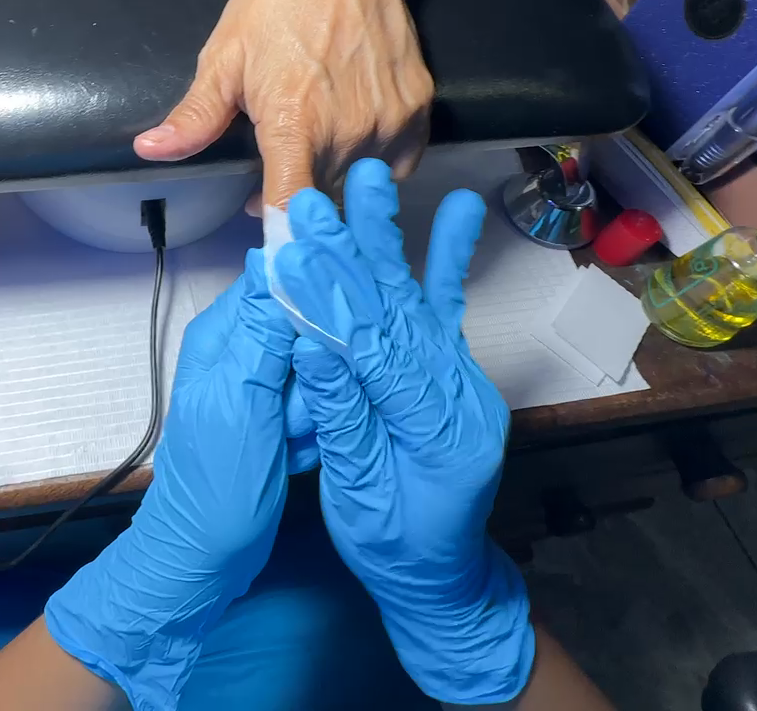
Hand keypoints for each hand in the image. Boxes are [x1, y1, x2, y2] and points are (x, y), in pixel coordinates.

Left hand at [45, 250, 295, 709]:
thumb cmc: (218, 482)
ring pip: (318, 366)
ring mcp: (261, 385)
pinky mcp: (279, 416)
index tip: (335, 327)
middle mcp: (240, 349)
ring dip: (315, 405)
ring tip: (291, 439)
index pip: (273, 281)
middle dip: (315, 367)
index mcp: (222, 334)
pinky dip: (315, 427)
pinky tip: (297, 454)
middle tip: (295, 412)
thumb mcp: (240, 400)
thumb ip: (260, 333)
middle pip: (305, 326)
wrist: (207, 556)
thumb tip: (275, 259)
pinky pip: (317, 401)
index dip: (311, 293)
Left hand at [134, 0, 431, 209]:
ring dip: (329, 187)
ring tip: (304, 158)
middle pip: (322, 204)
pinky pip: (394, 166)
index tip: (265, 240)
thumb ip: (195, 117)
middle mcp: (349, 132)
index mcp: (295, 125)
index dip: (277, 235)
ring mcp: (389, 122)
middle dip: (292, 206)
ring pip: (358, 187)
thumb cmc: (276, 4)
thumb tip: (150, 150)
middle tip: (268, 183)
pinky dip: (371, 169)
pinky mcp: (418, 110)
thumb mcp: (224, 60)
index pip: (292, 211)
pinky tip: (346, 146)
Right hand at [269, 160, 533, 704]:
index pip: (376, 355)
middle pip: (394, 312)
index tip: (295, 257)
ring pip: (415, 297)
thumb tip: (309, 346)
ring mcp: (459, 376)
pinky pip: (448, 308)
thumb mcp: (360, 496)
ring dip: (388, 237)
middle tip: (319, 204)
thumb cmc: (394, 545)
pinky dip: (450, 257)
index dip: (331, 304)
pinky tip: (461, 211)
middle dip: (351, 254)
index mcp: (436, 432)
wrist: (443, 573)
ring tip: (372, 183)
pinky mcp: (453, 366)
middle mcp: (458, 393)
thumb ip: (341, 417)